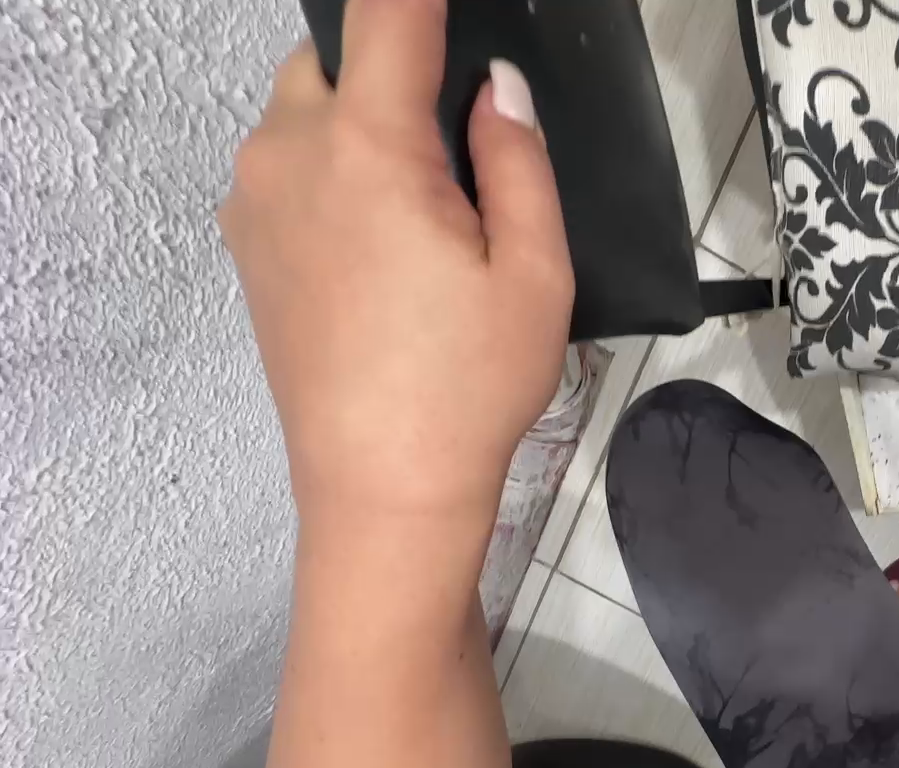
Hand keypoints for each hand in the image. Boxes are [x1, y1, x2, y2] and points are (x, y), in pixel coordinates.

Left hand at [220, 0, 573, 528]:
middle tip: (465, 162)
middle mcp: (288, 152)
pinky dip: (337, 174)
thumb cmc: (477, 377)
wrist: (387, 475)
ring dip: (365, 130)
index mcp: (372, 151)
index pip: (385, 19)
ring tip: (430, 221)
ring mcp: (252, 198)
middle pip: (331, 62)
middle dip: (393, 78)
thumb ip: (519, 169)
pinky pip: (289, 170)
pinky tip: (387, 256)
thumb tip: (496, 90)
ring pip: (305, 116)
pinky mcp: (245, 243)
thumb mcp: (537, 277)